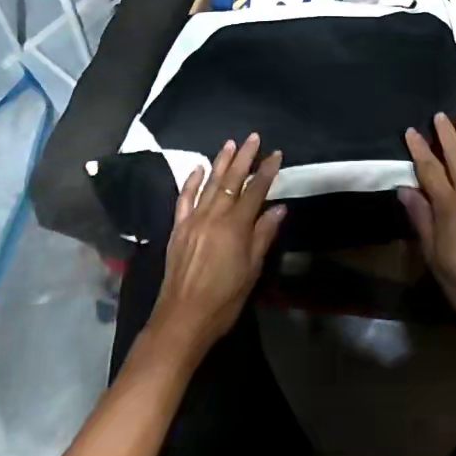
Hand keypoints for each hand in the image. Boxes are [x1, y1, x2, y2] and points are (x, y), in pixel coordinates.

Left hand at [146, 133, 285, 361]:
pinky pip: (184, 198)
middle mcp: (214, 216)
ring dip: (221, 162)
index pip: (256, 190)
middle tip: (254, 137)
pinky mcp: (178, 228)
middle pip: (232, 180)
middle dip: (244, 157)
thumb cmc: (224, 298)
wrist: (183, 318)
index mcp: (236, 225)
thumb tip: (278, 207)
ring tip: (230, 144)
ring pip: (209, 184)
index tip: (276, 154)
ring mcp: (193, 220)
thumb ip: (263, 235)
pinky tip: (198, 168)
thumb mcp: (252, 269)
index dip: (267, 171)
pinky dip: (191, 181)